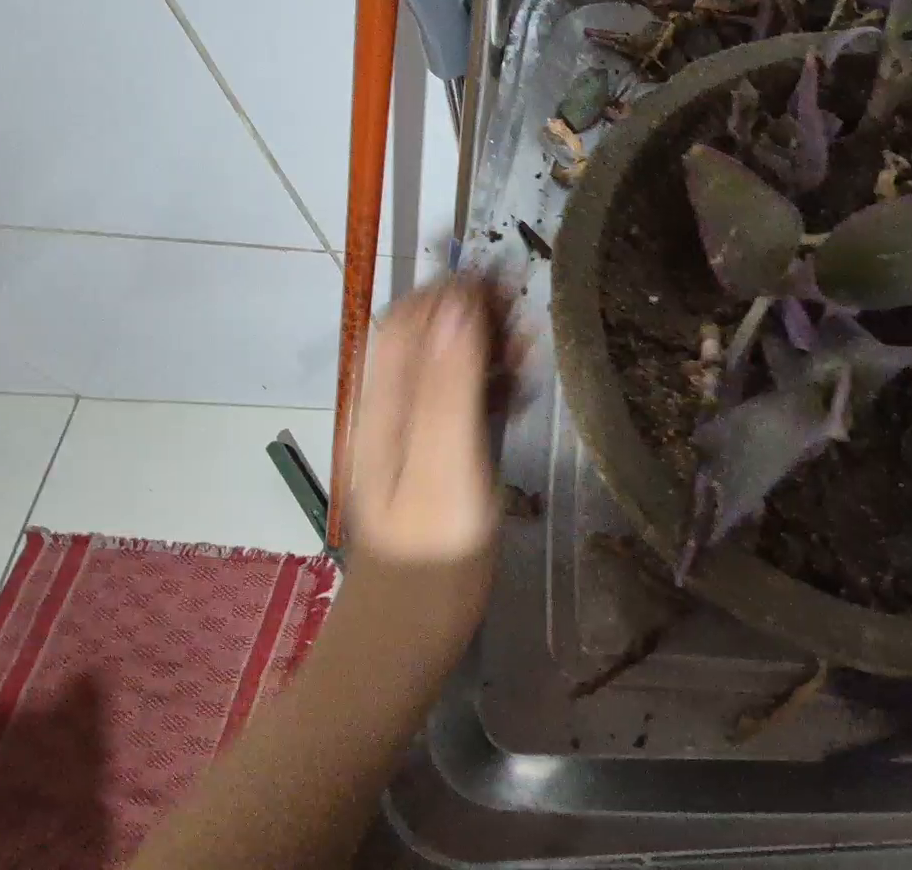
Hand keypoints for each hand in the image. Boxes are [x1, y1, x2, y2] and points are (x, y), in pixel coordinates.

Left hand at [346, 274, 522, 580]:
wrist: (411, 628)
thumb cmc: (434, 552)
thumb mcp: (445, 466)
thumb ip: (447, 387)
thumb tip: (458, 308)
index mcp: (381, 405)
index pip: (406, 319)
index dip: (449, 290)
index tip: (504, 283)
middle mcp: (388, 409)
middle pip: (423, 335)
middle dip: (470, 312)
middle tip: (523, 313)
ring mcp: (409, 433)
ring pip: (443, 364)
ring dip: (483, 343)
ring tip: (530, 345)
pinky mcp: (433, 454)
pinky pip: (458, 397)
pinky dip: (488, 380)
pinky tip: (519, 387)